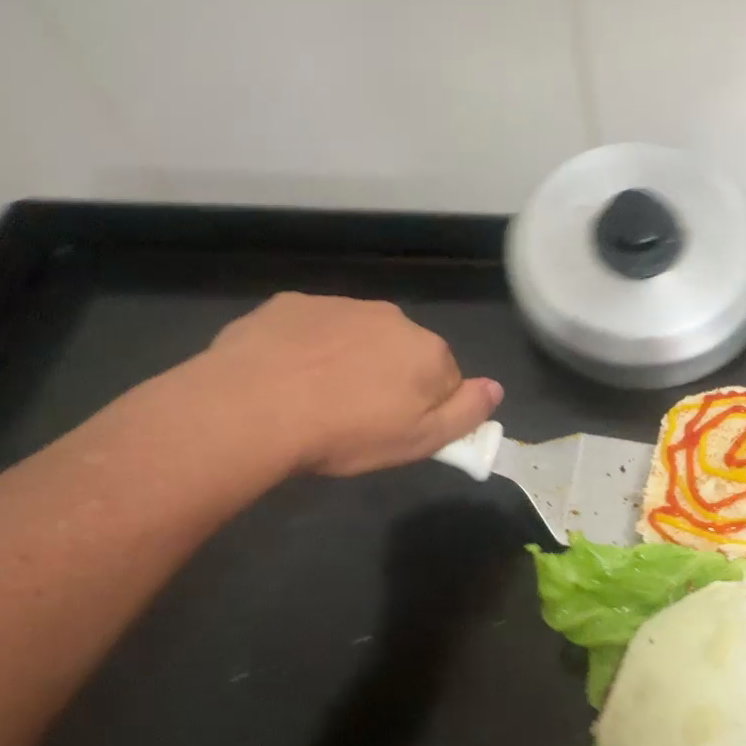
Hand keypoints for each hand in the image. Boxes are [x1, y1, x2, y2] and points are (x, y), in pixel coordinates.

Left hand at [194, 292, 501, 475]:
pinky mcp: (291, 304)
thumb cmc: (347, 432)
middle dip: (391, 379)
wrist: (251, 408)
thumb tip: (495, 388)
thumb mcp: (421, 441)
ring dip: (351, 362)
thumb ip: (467, 413)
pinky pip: (315, 329)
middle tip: (359, 419)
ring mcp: (339, 305)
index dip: (428, 408)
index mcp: (429, 352)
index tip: (399, 430)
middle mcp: (392, 318)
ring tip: (319, 399)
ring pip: (360, 338)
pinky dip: (310, 349)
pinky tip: (289, 378)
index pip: (448, 380)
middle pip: (405, 353)